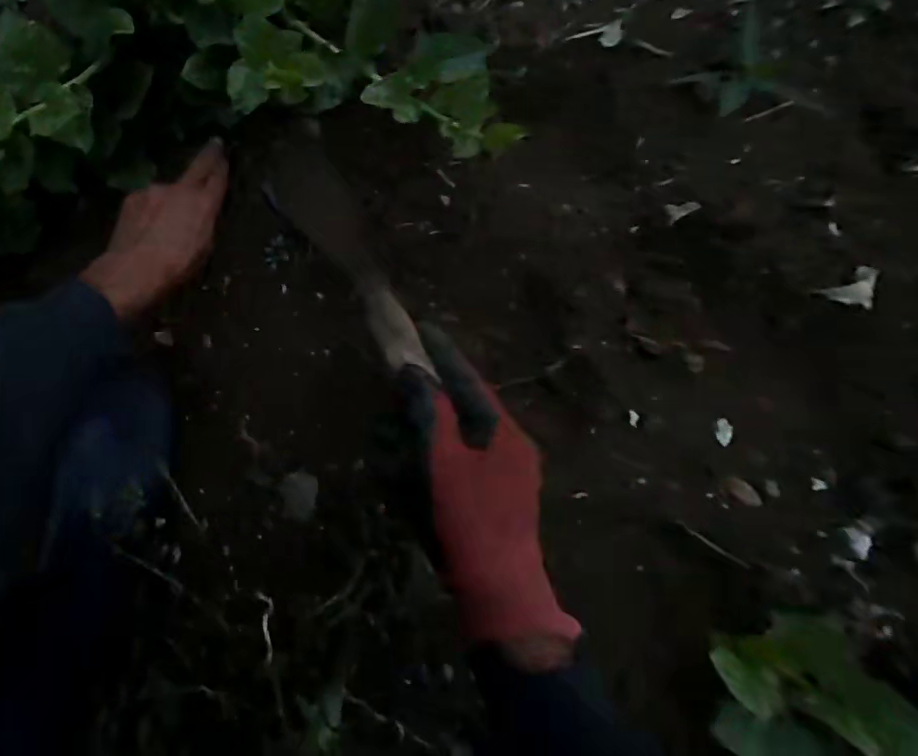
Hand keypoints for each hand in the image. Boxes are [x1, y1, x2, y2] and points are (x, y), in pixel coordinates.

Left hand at [81, 140, 229, 320]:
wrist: (132, 270)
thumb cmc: (175, 267)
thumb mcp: (203, 249)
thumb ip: (206, 222)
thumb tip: (205, 212)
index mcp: (204, 203)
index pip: (218, 175)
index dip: (222, 164)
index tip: (224, 154)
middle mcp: (181, 188)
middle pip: (198, 165)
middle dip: (209, 153)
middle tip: (214, 143)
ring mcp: (155, 189)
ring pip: (168, 189)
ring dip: (170, 197)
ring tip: (164, 220)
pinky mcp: (133, 196)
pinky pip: (147, 199)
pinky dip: (149, 208)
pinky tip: (144, 226)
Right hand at [418, 333, 580, 671]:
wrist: (499, 591)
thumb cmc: (470, 519)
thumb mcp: (443, 461)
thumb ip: (430, 411)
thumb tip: (413, 370)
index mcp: (504, 432)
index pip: (469, 380)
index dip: (444, 353)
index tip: (424, 326)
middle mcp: (511, 446)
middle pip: (468, 403)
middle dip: (437, 388)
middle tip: (408, 372)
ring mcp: (509, 473)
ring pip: (465, 431)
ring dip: (436, 420)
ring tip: (405, 414)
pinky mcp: (498, 496)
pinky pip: (466, 458)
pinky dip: (442, 450)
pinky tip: (420, 456)